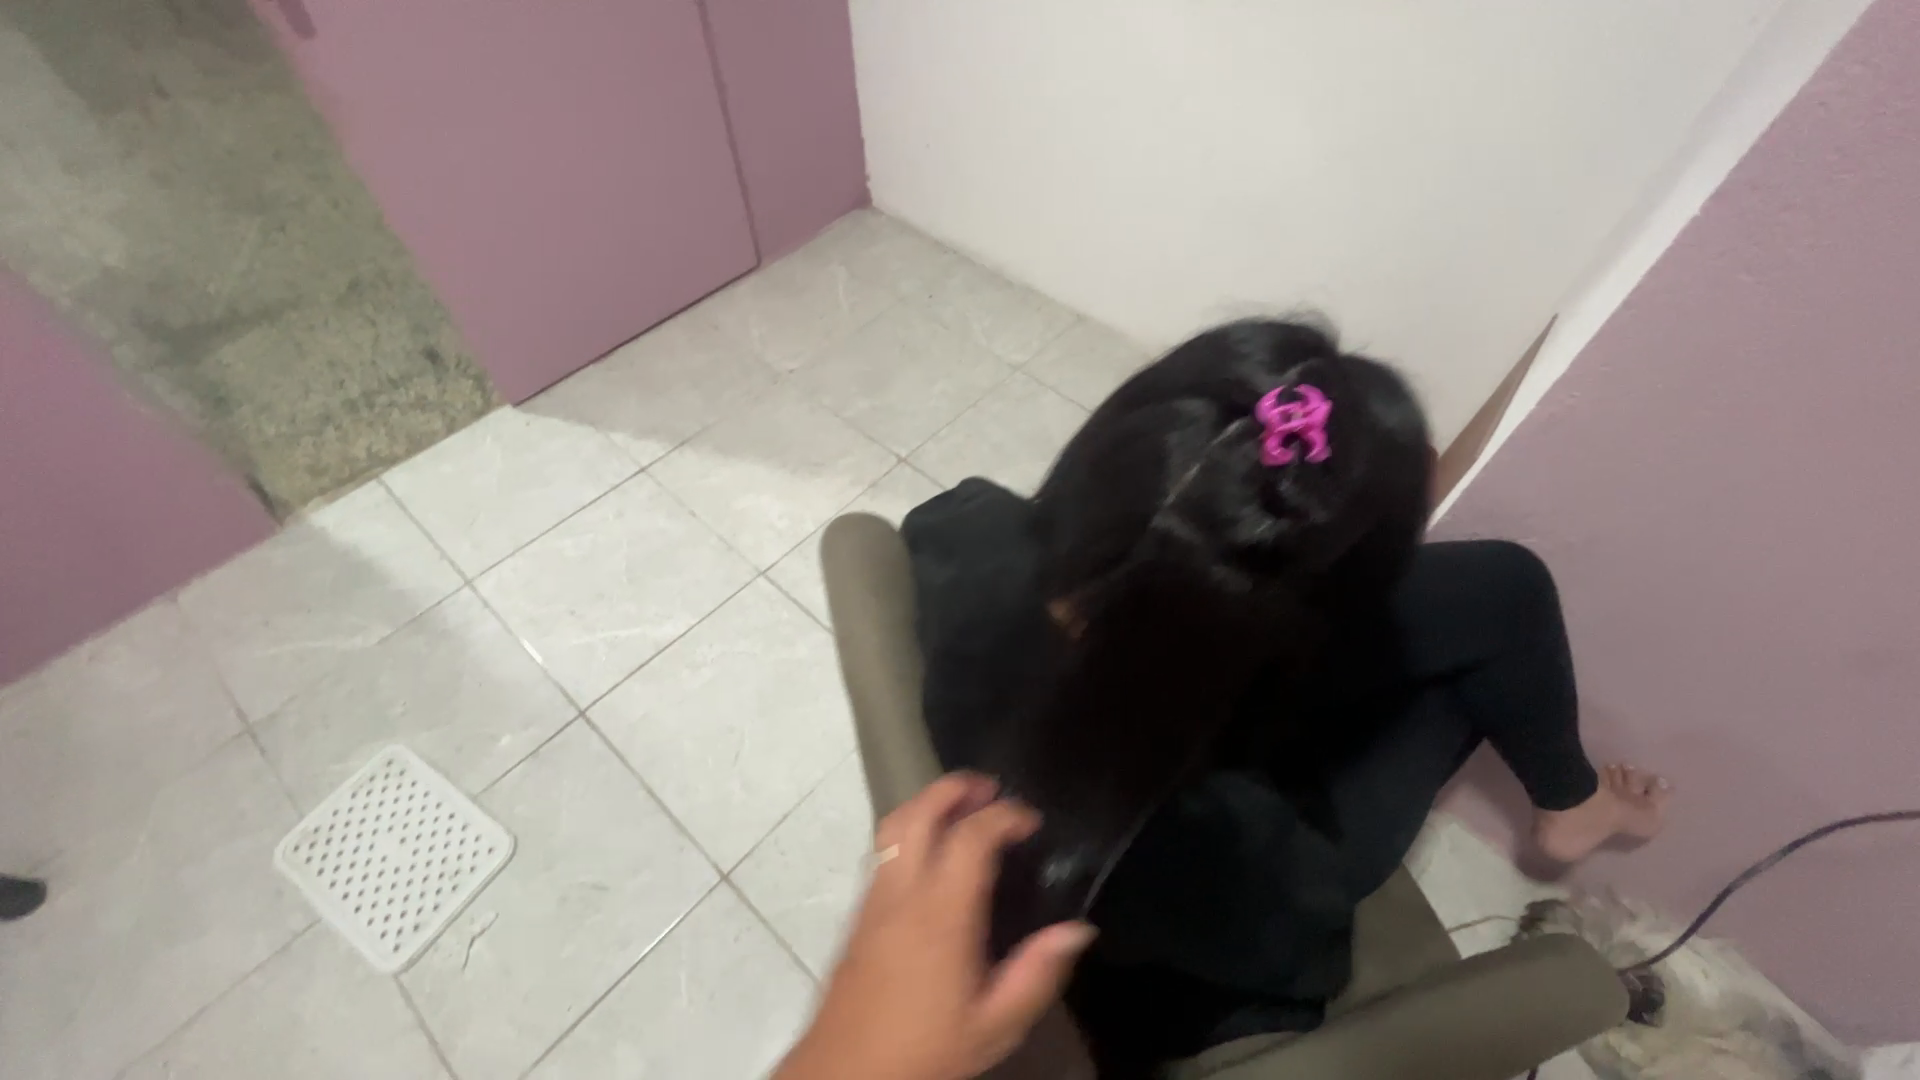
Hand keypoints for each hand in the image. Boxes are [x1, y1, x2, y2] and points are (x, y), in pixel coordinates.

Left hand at [776, 773, 1096, 1079]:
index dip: (1004, 815)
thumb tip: (1077, 929)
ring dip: (928, 802)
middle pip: (920, 812)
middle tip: (990, 788)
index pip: (971, 838)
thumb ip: (1037, 974)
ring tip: (962, 806)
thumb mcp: (995, 1025)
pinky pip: (883, 848)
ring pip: (893, 824)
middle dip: (955, 788)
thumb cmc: (925, 1051)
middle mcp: (902, 892)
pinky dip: (910, 828)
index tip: (1031, 820)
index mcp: (941, 914)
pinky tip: (931, 849)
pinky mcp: (858, 911)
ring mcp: (874, 898)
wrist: (844, 1076)